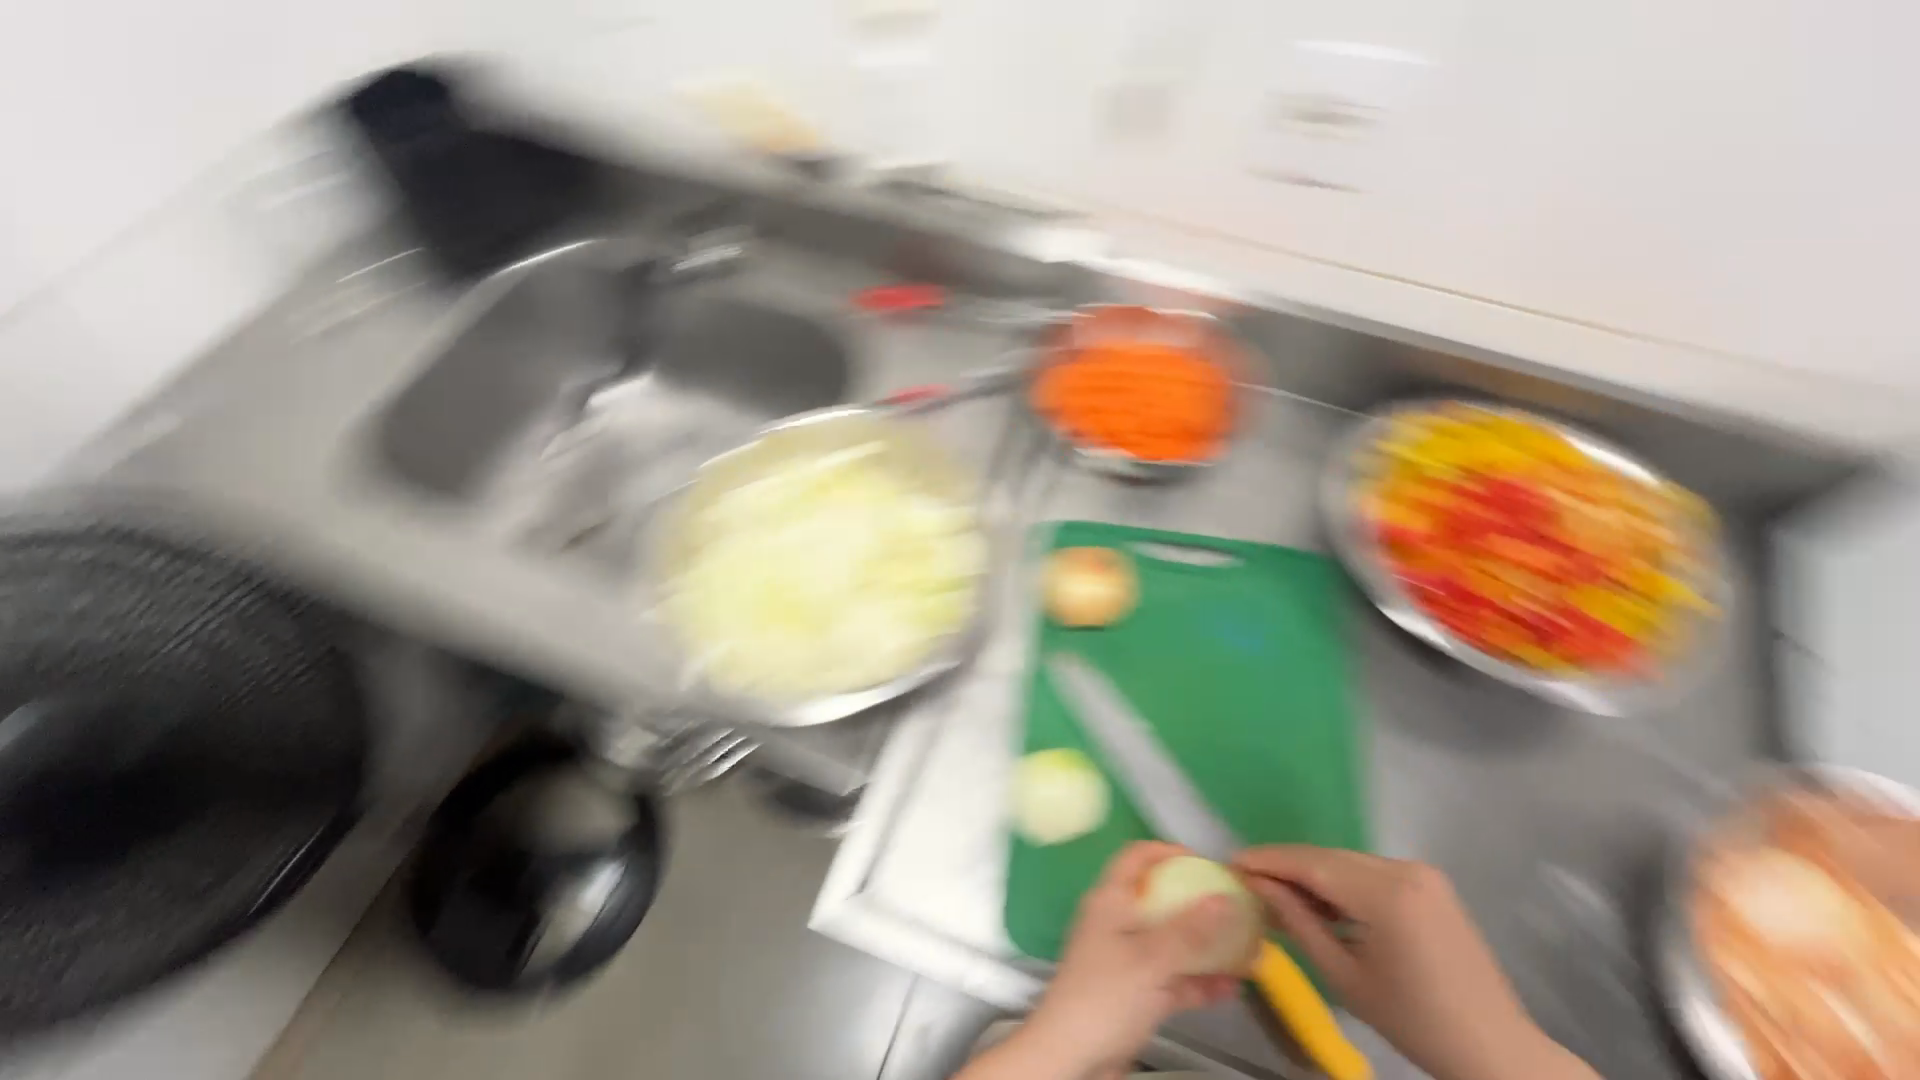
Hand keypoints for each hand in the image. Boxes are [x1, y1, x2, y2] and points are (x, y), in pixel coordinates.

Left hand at [1021, 842, 1241, 1077]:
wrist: (1070, 1058)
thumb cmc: (1105, 997)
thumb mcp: (1151, 959)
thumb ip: (1190, 930)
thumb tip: (1226, 898)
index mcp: (1111, 900)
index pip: (1137, 856)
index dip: (1169, 852)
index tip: (1207, 863)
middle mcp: (1118, 923)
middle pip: (1160, 899)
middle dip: (1198, 903)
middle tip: (1236, 907)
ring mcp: (1127, 958)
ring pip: (1171, 941)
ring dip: (1206, 945)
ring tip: (1247, 948)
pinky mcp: (1136, 993)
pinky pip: (1173, 977)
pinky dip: (1199, 980)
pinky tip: (1233, 986)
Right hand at [1233, 847, 1596, 1079]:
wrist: (1495, 1048)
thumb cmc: (1414, 1021)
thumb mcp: (1344, 976)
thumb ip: (1298, 922)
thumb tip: (1258, 887)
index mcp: (1387, 894)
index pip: (1312, 863)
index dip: (1268, 860)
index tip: (1231, 864)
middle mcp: (1405, 869)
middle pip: (1329, 857)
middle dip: (1286, 865)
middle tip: (1247, 881)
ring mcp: (1422, 873)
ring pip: (1348, 862)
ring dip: (1313, 874)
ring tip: (1278, 895)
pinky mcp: (1430, 883)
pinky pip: (1370, 871)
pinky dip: (1341, 882)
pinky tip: (1321, 903)